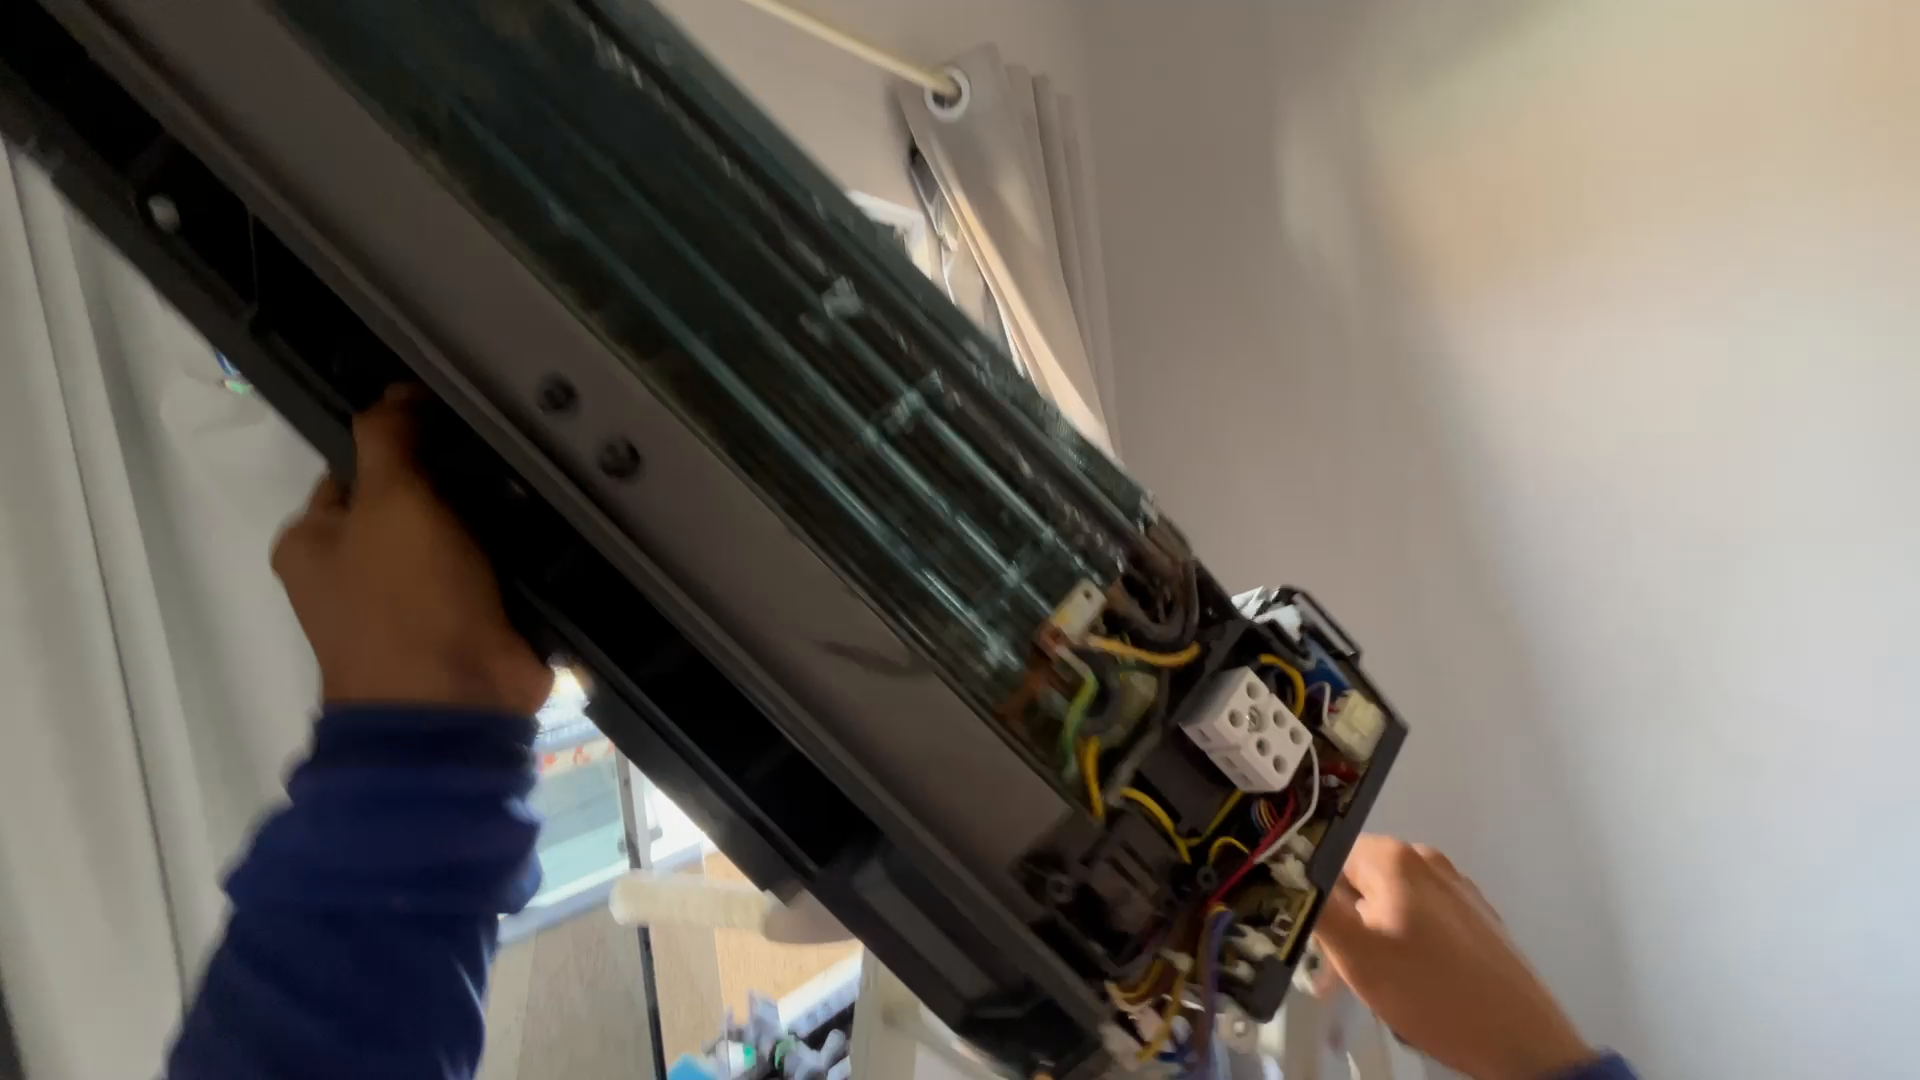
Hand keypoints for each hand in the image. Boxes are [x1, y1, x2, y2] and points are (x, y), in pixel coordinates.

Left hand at [272, 390, 552, 714]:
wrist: (456, 698)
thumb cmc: (406, 598)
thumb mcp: (390, 503)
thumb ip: (390, 440)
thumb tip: (399, 388)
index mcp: (318, 541)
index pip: (360, 468)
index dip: (405, 441)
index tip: (462, 425)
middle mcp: (362, 569)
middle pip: (417, 502)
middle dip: (461, 482)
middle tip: (510, 456)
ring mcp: (421, 599)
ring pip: (464, 536)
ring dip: (498, 518)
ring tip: (541, 486)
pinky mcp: (473, 620)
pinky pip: (497, 570)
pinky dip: (520, 554)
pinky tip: (553, 530)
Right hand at [1313, 835, 1594, 1079]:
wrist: (1526, 1047)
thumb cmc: (1432, 994)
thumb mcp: (1355, 954)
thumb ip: (1312, 906)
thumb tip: (1280, 872)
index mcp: (1392, 856)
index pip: (1326, 859)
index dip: (1318, 898)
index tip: (1326, 939)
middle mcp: (1425, 857)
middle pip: (1358, 880)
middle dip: (1349, 920)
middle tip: (1355, 968)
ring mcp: (1457, 886)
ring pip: (1389, 900)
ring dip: (1377, 934)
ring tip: (1388, 981)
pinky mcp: (1478, 916)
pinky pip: (1423, 917)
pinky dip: (1410, 942)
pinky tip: (1419, 980)